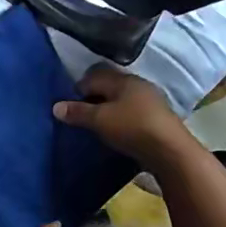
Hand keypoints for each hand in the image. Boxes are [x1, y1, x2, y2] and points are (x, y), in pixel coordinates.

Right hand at [52, 66, 194, 169]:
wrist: (169, 150)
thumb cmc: (131, 128)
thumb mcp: (99, 120)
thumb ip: (78, 112)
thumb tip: (56, 106)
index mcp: (123, 80)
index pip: (94, 76)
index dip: (78, 88)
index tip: (68, 105)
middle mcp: (137, 84)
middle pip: (108, 86)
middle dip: (92, 97)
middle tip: (79, 114)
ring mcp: (149, 100)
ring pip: (120, 98)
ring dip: (107, 108)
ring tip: (95, 124)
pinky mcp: (156, 117)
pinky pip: (131, 111)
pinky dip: (119, 117)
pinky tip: (115, 130)